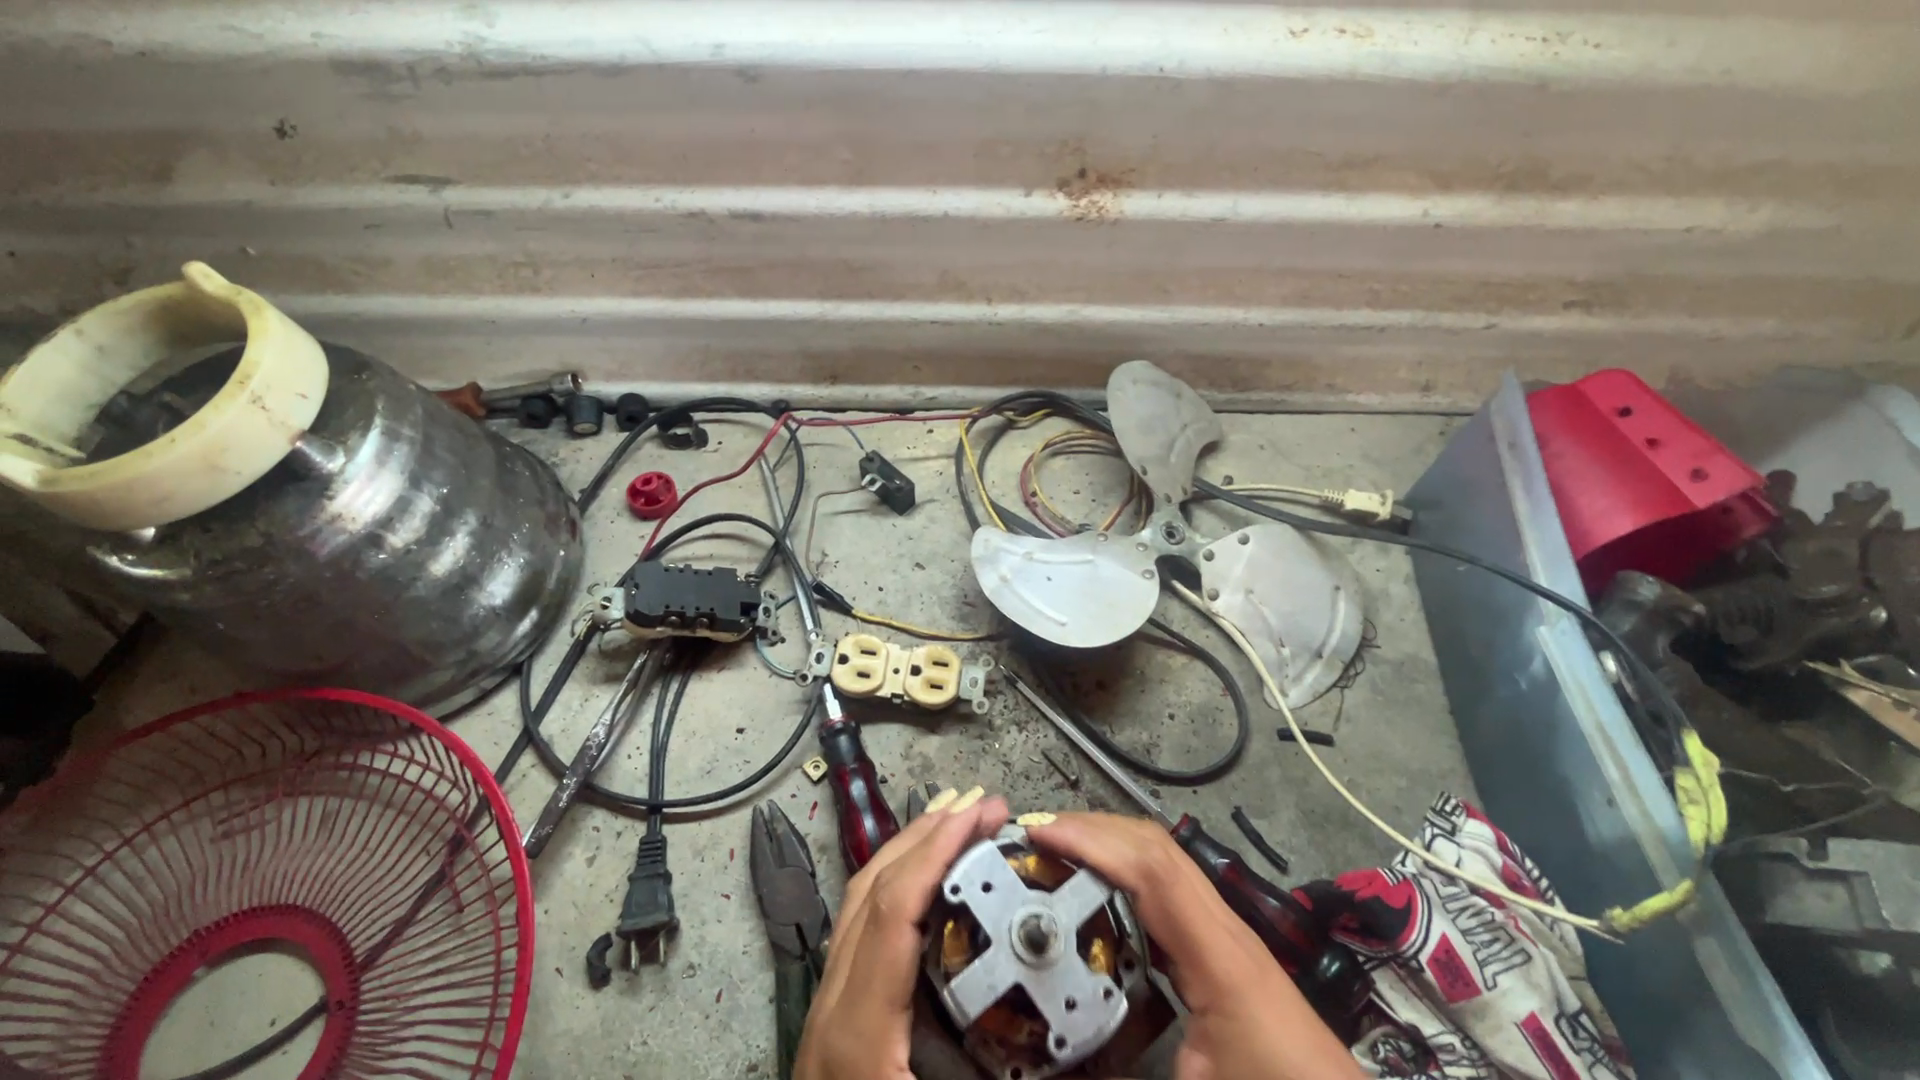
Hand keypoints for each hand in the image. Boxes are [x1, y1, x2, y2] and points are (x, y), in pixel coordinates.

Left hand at [795, 787, 1009, 1079]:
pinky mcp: (838, 1011)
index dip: (937, 852)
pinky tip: (929, 883)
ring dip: (909, 851)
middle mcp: (835, 999)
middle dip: (928, 835)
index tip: (981, 817)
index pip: (893, 910)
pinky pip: (864, 925)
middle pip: (872, 889)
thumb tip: (1076, 1062)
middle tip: (983, 807)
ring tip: (957, 822)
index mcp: (858, 1028)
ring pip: (860, 901)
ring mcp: (830, 1001)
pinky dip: (897, 885)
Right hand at [1029, 814, 1364, 1079]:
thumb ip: (1120, 1072)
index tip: (1040, 836)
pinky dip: (1127, 867)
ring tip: (1056, 848)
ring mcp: (1224, 930)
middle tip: (1035, 835)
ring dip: (1110, 840)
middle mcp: (1221, 927)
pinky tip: (1099, 885)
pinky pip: (1169, 886)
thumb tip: (1061, 1073)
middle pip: (1157, 847)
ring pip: (1166, 858)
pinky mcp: (1222, 944)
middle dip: (1094, 828)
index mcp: (1216, 956)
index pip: (1151, 870)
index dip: (1094, 842)